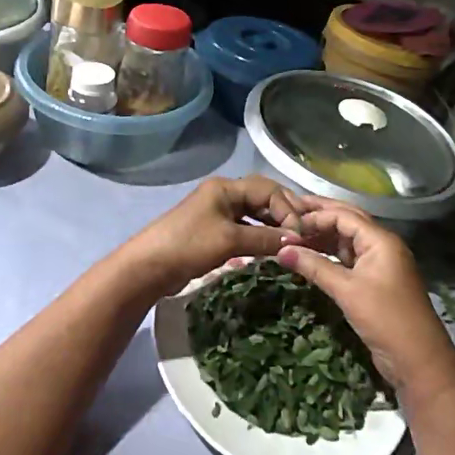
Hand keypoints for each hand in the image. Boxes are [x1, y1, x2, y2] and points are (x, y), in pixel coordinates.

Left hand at [119, 176, 305, 298]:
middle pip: (263, 197)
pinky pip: (246, 228)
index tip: (300, 234)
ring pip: (255, 213)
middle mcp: (224, 194)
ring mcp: (218, 213)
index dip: (287, 209)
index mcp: (226, 187)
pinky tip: (272, 249)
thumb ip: (265, 238)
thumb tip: (298, 240)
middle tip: (304, 234)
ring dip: (273, 225)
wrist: (150, 267)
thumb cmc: (190, 245)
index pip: (268, 189)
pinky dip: (260, 235)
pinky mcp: (215, 232)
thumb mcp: (230, 240)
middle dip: (284, 214)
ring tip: (292, 243)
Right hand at [275, 198, 454, 400]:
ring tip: (294, 235)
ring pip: (347, 241)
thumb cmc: (385, 319)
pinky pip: (349, 259)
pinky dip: (329, 256)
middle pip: (347, 221)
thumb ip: (314, 266)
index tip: (288, 223)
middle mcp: (381, 245)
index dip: (316, 216)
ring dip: (322, 237)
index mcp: (380, 240)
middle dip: (319, 216)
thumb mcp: (347, 291)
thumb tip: (280, 250)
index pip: (344, 215)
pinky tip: (310, 257)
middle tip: (289, 212)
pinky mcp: (375, 282)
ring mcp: (379, 264)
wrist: (419, 362)